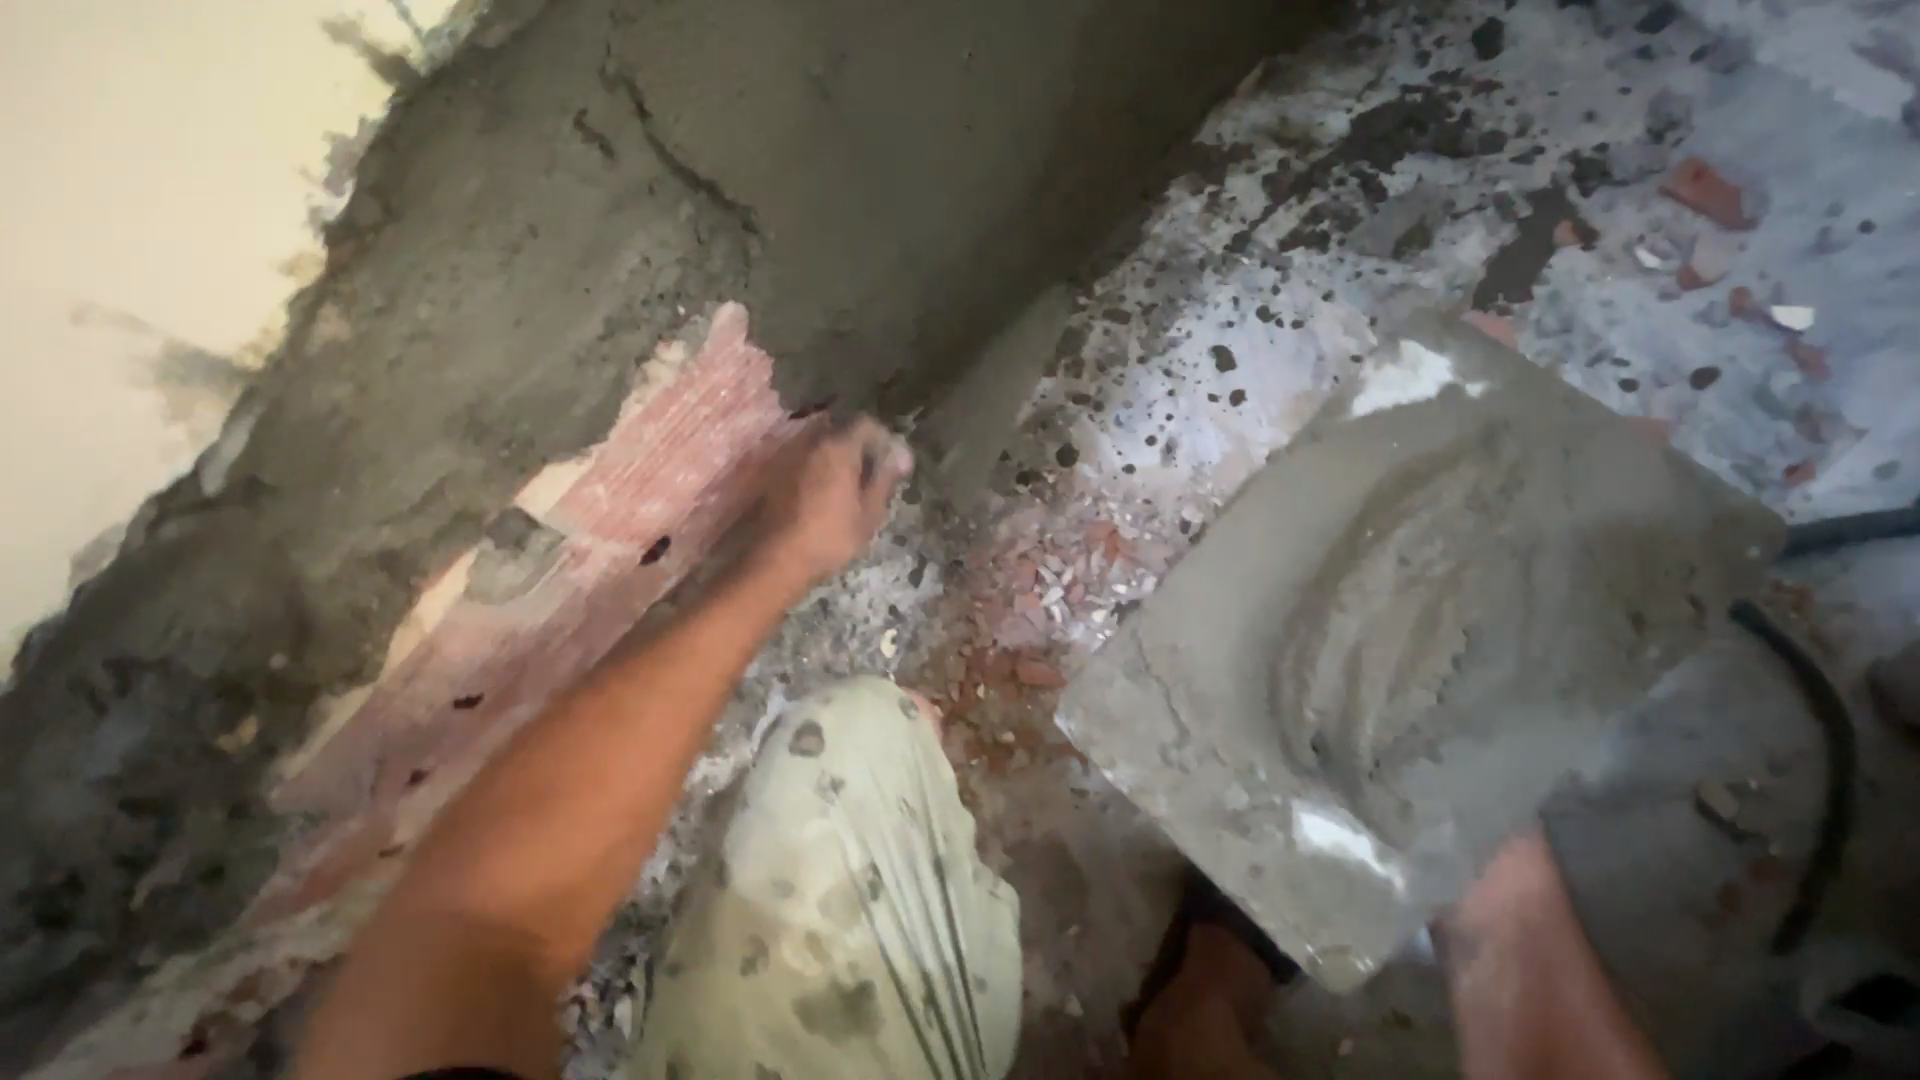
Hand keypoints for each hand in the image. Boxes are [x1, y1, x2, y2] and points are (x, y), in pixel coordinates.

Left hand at [756, 416, 912, 587]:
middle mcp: (810, 441)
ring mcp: (787, 455)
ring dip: (836, 457)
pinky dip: (816, 468)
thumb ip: (885, 478)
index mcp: (838, 447)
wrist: (775, 559)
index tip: (891, 461)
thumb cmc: (830, 538)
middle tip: (870, 474)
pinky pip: (802, 459)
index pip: (866, 423)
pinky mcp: (772, 472)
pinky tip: (822, 493)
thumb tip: (901, 454)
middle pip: (840, 430)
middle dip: (858, 446)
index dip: (882, 438)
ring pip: (819, 444)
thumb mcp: (869, 513)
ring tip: (846, 485)